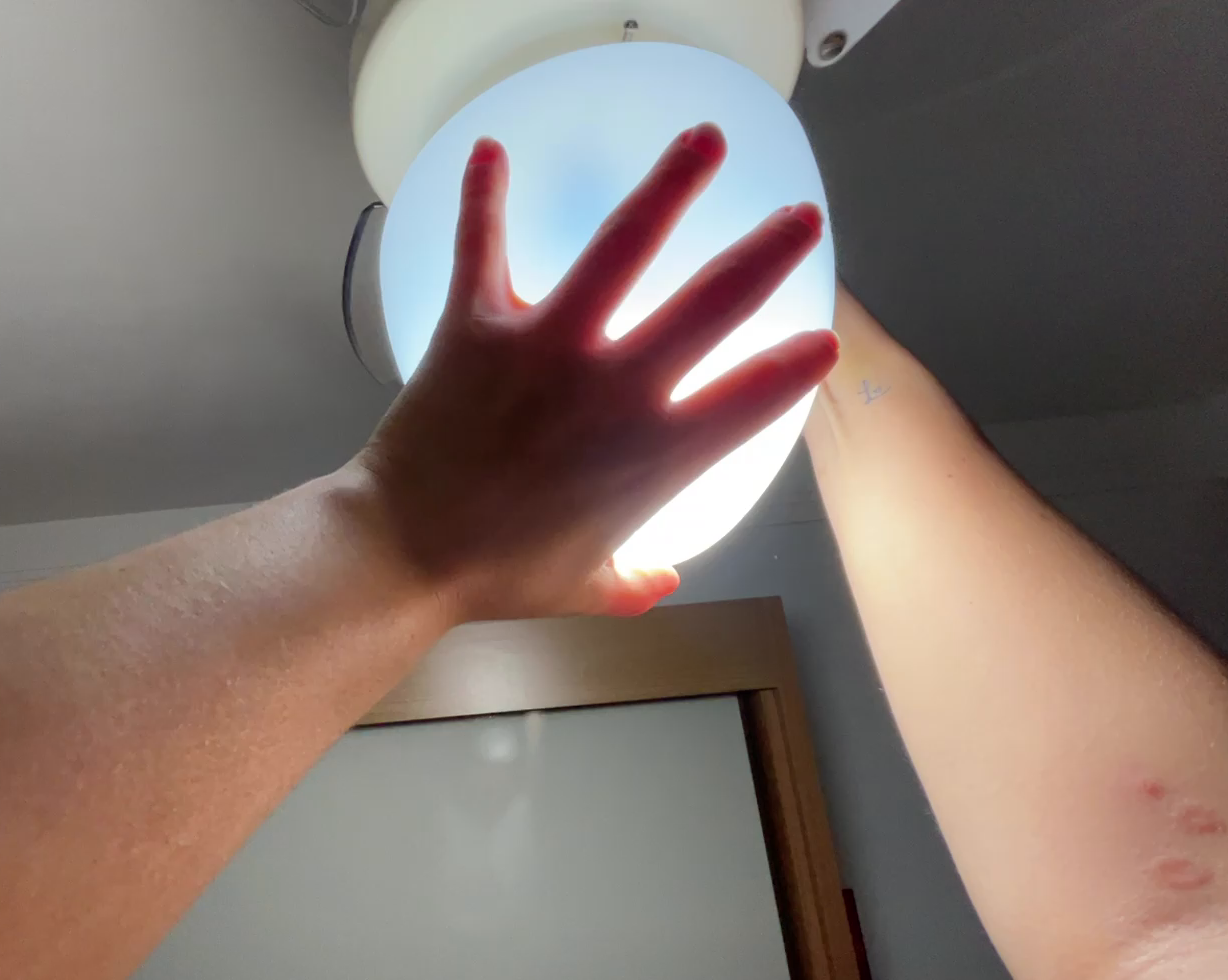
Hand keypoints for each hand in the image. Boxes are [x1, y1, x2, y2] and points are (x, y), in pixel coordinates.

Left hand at [353, 122, 837, 621]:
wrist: (407, 552)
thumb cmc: (495, 574)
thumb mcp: (580, 589)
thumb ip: (631, 583)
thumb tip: (661, 583)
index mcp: (654, 455)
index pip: (753, 399)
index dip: (794, 368)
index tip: (821, 343)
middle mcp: (615, 387)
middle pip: (714, 303)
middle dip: (766, 254)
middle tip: (798, 220)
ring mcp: (547, 346)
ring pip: (621, 246)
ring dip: (669, 186)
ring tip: (701, 142)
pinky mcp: (477, 328)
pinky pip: (480, 246)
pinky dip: (481, 197)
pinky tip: (489, 152)